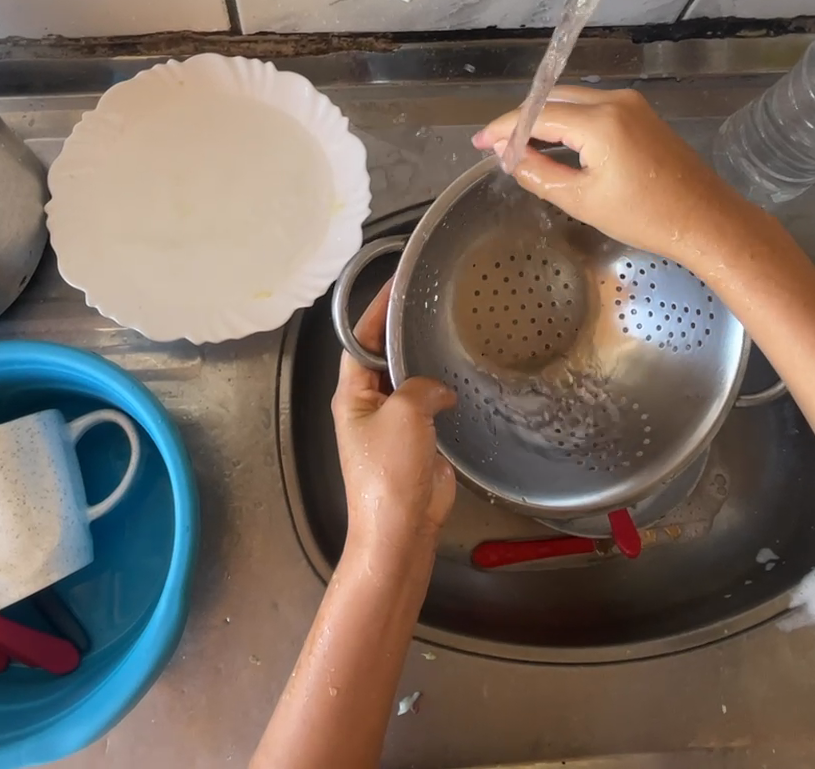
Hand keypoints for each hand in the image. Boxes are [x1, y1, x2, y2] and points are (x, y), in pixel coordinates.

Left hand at [333, 281, 457, 560]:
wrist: (401, 529)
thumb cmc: (390, 470)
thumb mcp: (404, 414)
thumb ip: (420, 385)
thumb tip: (439, 389)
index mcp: (352, 393)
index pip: (359, 339)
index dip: (375, 310)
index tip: (397, 285)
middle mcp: (368, 403)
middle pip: (382, 356)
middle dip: (401, 331)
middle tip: (431, 303)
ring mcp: (392, 423)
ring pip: (407, 380)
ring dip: (423, 361)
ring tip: (449, 332)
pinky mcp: (416, 440)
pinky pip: (427, 405)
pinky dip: (442, 389)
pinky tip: (462, 376)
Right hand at [472, 87, 767, 274]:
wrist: (706, 219)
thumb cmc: (644, 216)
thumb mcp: (581, 200)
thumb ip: (536, 172)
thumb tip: (506, 154)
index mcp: (599, 121)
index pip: (537, 114)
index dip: (503, 128)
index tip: (478, 143)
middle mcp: (614, 101)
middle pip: (552, 99)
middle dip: (520, 120)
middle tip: (493, 147)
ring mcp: (631, 104)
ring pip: (571, 101)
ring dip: (543, 120)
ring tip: (518, 148)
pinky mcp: (640, 114)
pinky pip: (591, 109)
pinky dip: (566, 122)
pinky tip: (553, 144)